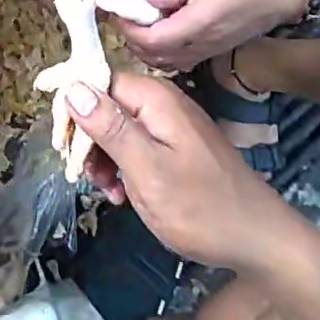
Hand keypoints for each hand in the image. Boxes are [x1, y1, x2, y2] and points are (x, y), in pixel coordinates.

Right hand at [63, 75, 307, 271]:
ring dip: (102, 158)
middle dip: (88, 139)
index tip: (62, 145)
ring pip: (117, 128)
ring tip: (108, 191)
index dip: (74, 108)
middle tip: (84, 176)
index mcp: (155, 98)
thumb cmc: (199, 207)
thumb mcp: (146, 170)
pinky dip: (122, 168)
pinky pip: (135, 146)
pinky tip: (123, 194)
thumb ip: (110, 127)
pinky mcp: (175, 147)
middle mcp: (163, 102)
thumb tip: (72, 87)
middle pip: (105, 105)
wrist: (256, 239)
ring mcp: (171, 125)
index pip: (97, 81)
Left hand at [121, 0, 309, 70]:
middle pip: (150, 55)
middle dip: (131, 35)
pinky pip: (174, 59)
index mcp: (195, 26)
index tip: (118, 6)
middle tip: (124, 9)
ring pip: (161, 61)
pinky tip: (159, 25)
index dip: (128, 27)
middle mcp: (197, 47)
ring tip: (138, 17)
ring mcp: (203, 53)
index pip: (149, 40)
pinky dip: (158, 48)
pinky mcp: (208, 52)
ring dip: (143, 44)